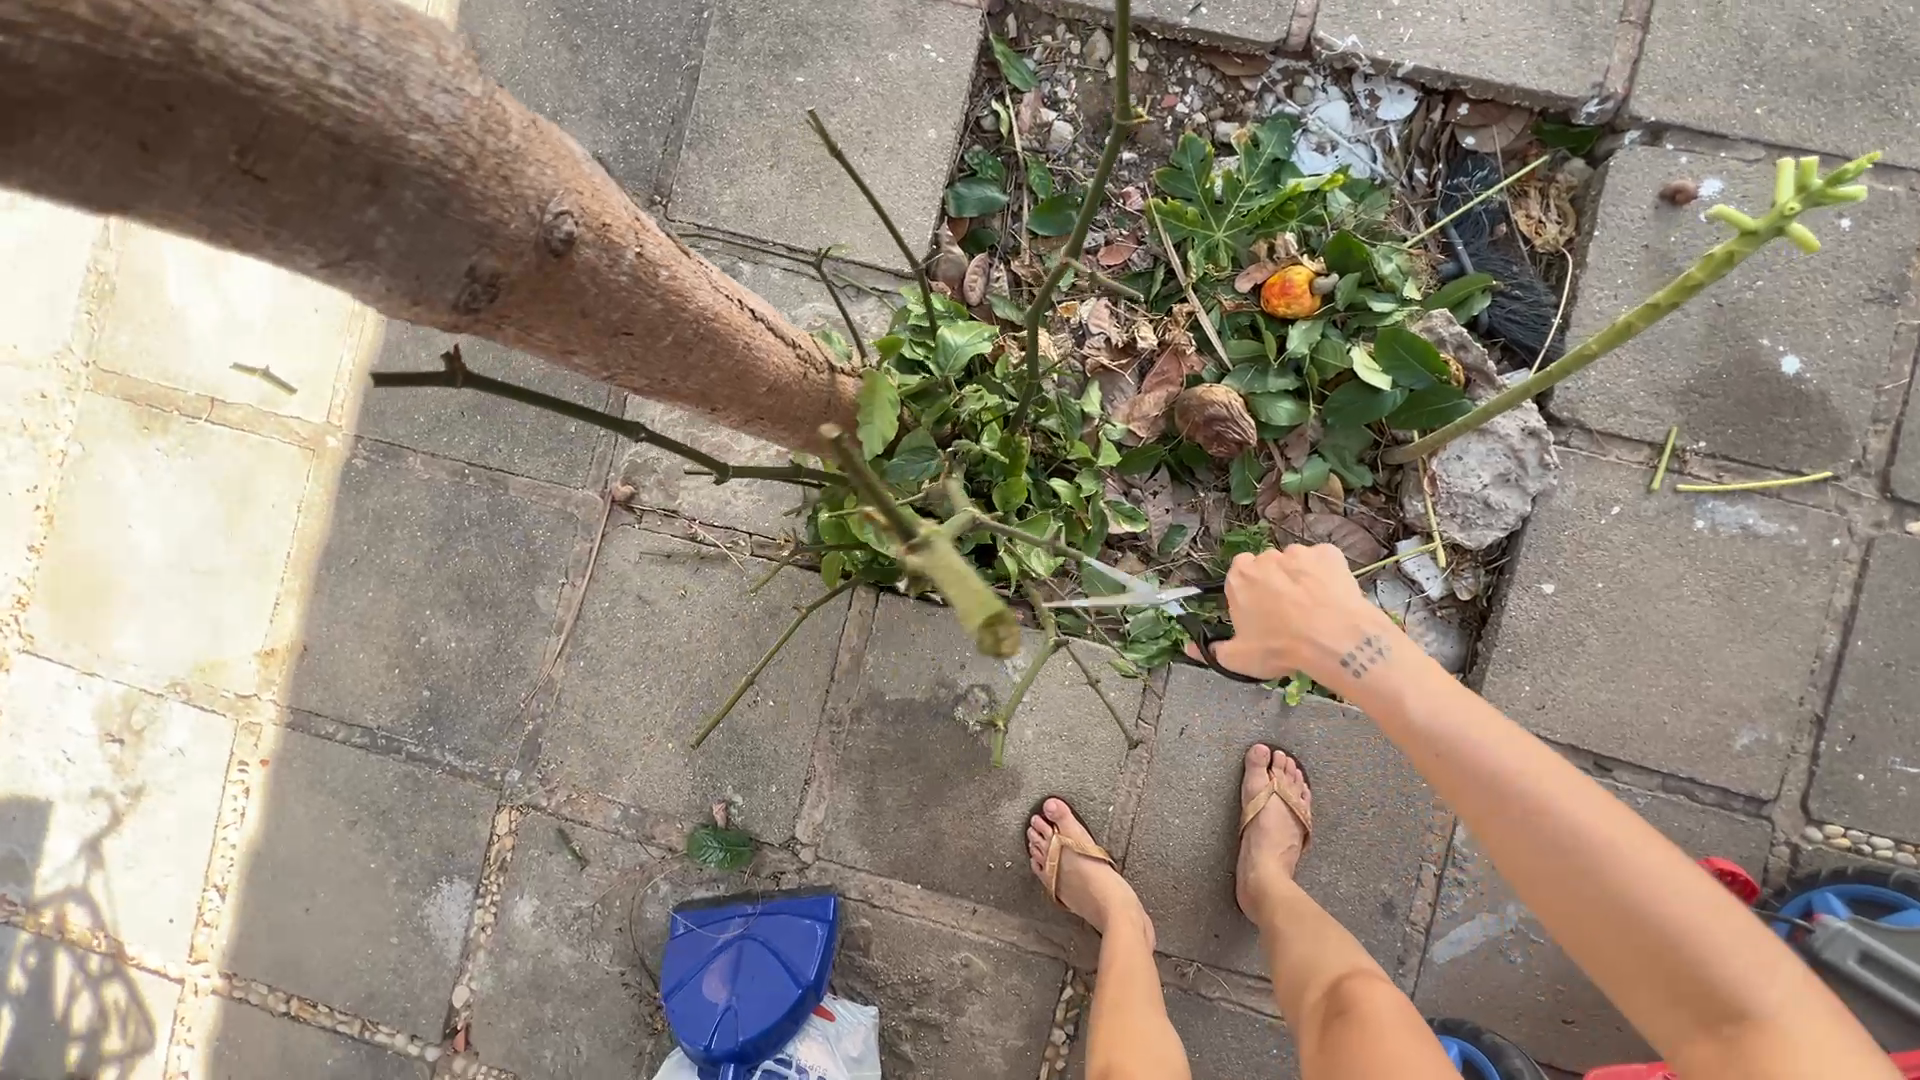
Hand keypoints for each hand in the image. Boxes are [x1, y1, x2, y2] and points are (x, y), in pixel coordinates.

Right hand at [1184, 544, 1403, 686]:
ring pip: (1295, 563)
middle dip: (1274, 584)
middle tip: (1286, 613)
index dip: (1249, 594)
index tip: (1258, 613)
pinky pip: (1324, 561)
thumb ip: (1211, 651)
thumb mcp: (1238, 658)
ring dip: (1299, 578)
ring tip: (1312, 606)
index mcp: (1239, 577)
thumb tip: (1188, 648)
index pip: (1238, 576)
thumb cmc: (1281, 648)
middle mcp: (1265, 558)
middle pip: (1266, 567)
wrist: (1334, 640)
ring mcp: (1299, 553)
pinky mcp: (1329, 554)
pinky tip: (1331, 595)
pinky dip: (1326, 574)